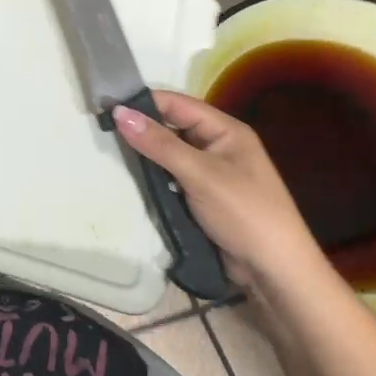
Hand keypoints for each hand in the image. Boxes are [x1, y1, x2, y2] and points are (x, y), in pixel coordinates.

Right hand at [114, 91, 322, 288]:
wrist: (275, 273)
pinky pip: (169, 175)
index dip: (142, 102)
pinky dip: (151, 175)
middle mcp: (217, 145)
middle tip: (100, 130)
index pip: (176, 104)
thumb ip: (159, 143)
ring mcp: (209, 172)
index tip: (105, 106)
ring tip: (108, 152)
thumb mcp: (201, 175)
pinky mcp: (200, 195)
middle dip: (140, 128)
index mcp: (226, 130)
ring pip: (166, 152)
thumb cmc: (245, 214)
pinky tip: (129, 177)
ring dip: (143, 154)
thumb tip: (118, 112)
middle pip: (170, 126)